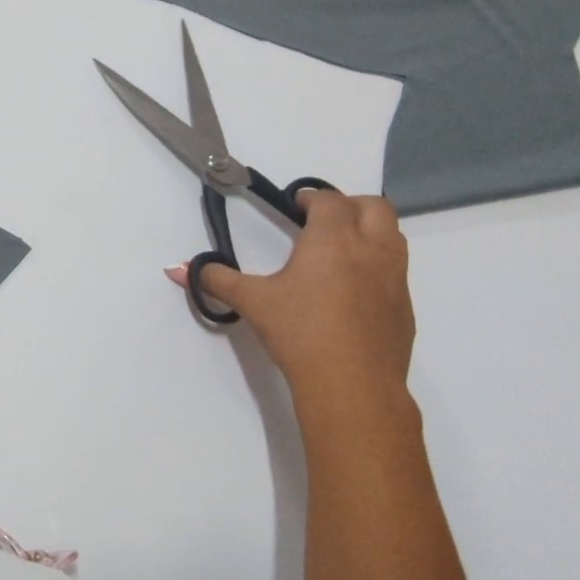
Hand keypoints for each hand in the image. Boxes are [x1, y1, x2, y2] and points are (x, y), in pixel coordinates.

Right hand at [168, 190, 414, 410]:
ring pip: (393, 235)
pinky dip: (374, 262)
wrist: (352, 382)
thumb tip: (176, 269)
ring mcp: (394, 278)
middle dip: (348, 204)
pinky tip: (347, 287)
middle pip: (375, 207)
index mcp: (333, 241)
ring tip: (336, 247)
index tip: (294, 205)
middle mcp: (371, 251)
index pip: (331, 202)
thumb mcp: (250, 302)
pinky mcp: (403, 305)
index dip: (311, 197)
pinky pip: (395, 268)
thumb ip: (215, 280)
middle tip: (320, 218)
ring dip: (368, 229)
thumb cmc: (299, 331)